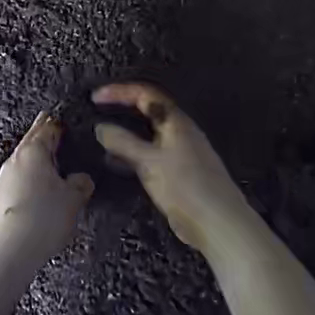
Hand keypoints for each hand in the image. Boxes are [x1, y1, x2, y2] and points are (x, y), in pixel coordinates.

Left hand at [0, 113, 94, 267]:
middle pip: (31, 141)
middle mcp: (14, 160)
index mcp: (33, 151)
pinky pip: (17, 180)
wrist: (9, 252)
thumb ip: (81, 183)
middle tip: (53, 128)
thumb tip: (80, 179)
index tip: (63, 120)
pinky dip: (28, 178)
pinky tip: (37, 189)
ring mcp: (3, 179)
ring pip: (23, 160)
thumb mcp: (74, 199)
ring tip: (50, 162)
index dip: (58, 123)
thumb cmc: (43, 219)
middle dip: (43, 135)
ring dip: (36, 159)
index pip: (48, 128)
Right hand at [93, 83, 256, 256]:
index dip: (119, 91)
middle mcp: (179, 131)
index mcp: (175, 121)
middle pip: (148, 110)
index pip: (145, 94)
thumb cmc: (185, 186)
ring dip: (125, 134)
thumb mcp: (149, 162)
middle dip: (122, 108)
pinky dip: (132, 154)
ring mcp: (180, 151)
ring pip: (148, 134)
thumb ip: (123, 143)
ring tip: (102, 138)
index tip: (96, 97)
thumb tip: (100, 127)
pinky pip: (150, 154)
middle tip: (98, 111)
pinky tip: (117, 164)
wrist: (218, 223)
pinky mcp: (179, 172)